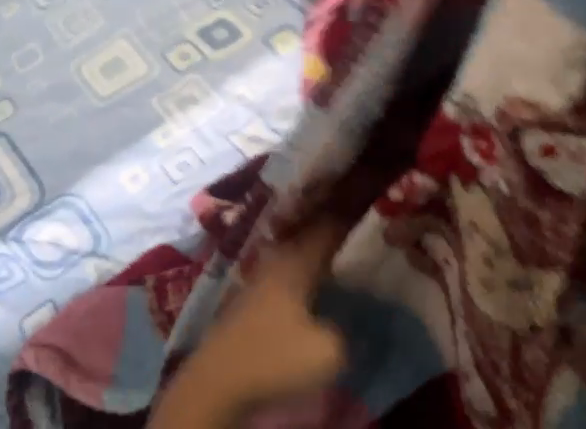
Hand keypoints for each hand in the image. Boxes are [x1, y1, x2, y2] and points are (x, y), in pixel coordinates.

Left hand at [152, 225, 346, 428]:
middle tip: (355, 226)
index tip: (367, 203)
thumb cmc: (274, 357)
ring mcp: (258, 279)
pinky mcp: (249, 301)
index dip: (348, 215)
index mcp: (296, 260)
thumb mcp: (327, 350)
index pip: (327, 227)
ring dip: (313, 252)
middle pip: (307, 236)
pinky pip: (283, 276)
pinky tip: (311, 284)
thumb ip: (343, 329)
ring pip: (293, 255)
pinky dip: (300, 274)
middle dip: (329, 229)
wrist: (217, 381)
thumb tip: (339, 321)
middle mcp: (276, 260)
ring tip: (338, 253)